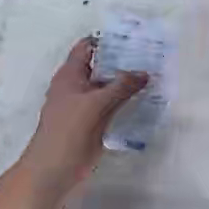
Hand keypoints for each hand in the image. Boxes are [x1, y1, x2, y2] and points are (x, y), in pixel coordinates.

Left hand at [17, 38, 146, 205]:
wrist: (52, 171)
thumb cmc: (68, 131)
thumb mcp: (96, 104)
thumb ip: (121, 86)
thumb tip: (144, 73)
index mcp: (70, 74)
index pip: (89, 47)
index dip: (108, 40)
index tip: (134, 37)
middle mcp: (78, 86)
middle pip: (102, 66)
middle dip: (124, 61)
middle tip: (152, 55)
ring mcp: (85, 105)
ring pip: (109, 87)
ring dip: (127, 82)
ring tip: (155, 74)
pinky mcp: (93, 122)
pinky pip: (112, 105)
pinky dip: (126, 100)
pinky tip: (146, 99)